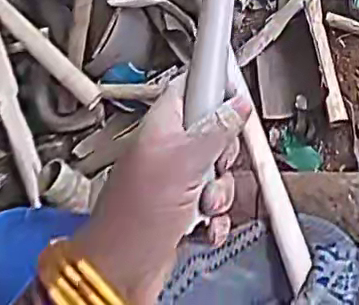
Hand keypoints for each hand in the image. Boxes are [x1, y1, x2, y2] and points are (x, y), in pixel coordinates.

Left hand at [70, 83, 252, 302]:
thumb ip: (216, 130)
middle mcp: (169, 147)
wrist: (121, 272)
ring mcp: (176, 180)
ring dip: (218, 193)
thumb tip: (237, 104)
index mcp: (163, 123)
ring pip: (216, 173)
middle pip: (214, 133)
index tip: (233, 99)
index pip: (191, 87)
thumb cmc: (137, 211)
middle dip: (223, 156)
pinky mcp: (182, 210)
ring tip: (203, 204)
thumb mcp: (185, 161)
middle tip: (215, 165)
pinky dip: (214, 219)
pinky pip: (213, 205)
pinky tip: (202, 226)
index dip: (213, 90)